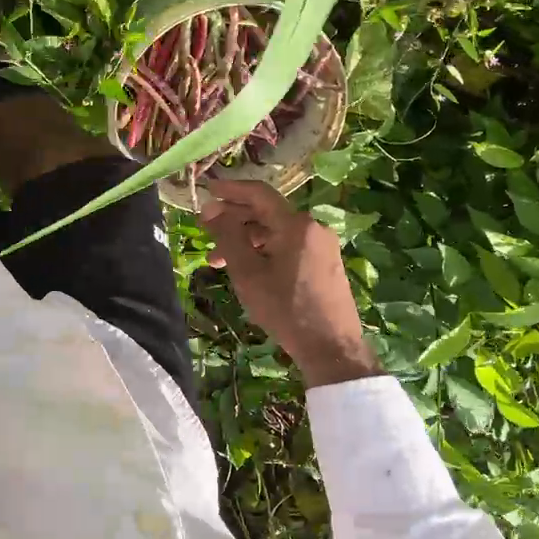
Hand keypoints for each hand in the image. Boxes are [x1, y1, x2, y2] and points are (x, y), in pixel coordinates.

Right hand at [200, 179, 381, 387]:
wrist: (333, 349)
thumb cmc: (286, 308)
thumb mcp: (247, 272)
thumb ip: (227, 235)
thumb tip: (211, 209)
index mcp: (296, 224)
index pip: (259, 193)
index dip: (230, 189)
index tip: (207, 190)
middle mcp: (312, 227)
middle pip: (266, 212)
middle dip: (233, 219)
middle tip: (205, 228)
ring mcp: (321, 246)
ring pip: (275, 231)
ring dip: (244, 239)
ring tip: (217, 260)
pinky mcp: (324, 263)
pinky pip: (287, 245)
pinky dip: (263, 250)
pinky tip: (245, 268)